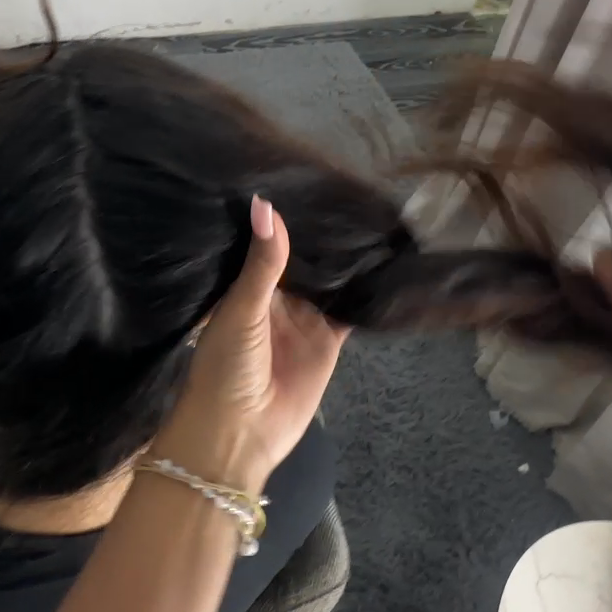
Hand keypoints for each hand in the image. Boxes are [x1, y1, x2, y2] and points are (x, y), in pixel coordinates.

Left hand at [152, 196, 350, 491]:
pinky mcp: (328, 340)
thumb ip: (262, 262)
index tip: (308, 178)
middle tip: (350, 189)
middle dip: (320, 234)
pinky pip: (348, 311)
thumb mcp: (241, 308)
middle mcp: (277, 296)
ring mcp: (304, 317)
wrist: (240, 433)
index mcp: (247, 284)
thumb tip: (266, 204)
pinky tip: (385, 264)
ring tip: (372, 216)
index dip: (286, 216)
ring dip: (344, 259)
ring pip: (328, 280)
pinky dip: (363, 294)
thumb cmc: (226, 365)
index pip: (269, 242)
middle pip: (303, 258)